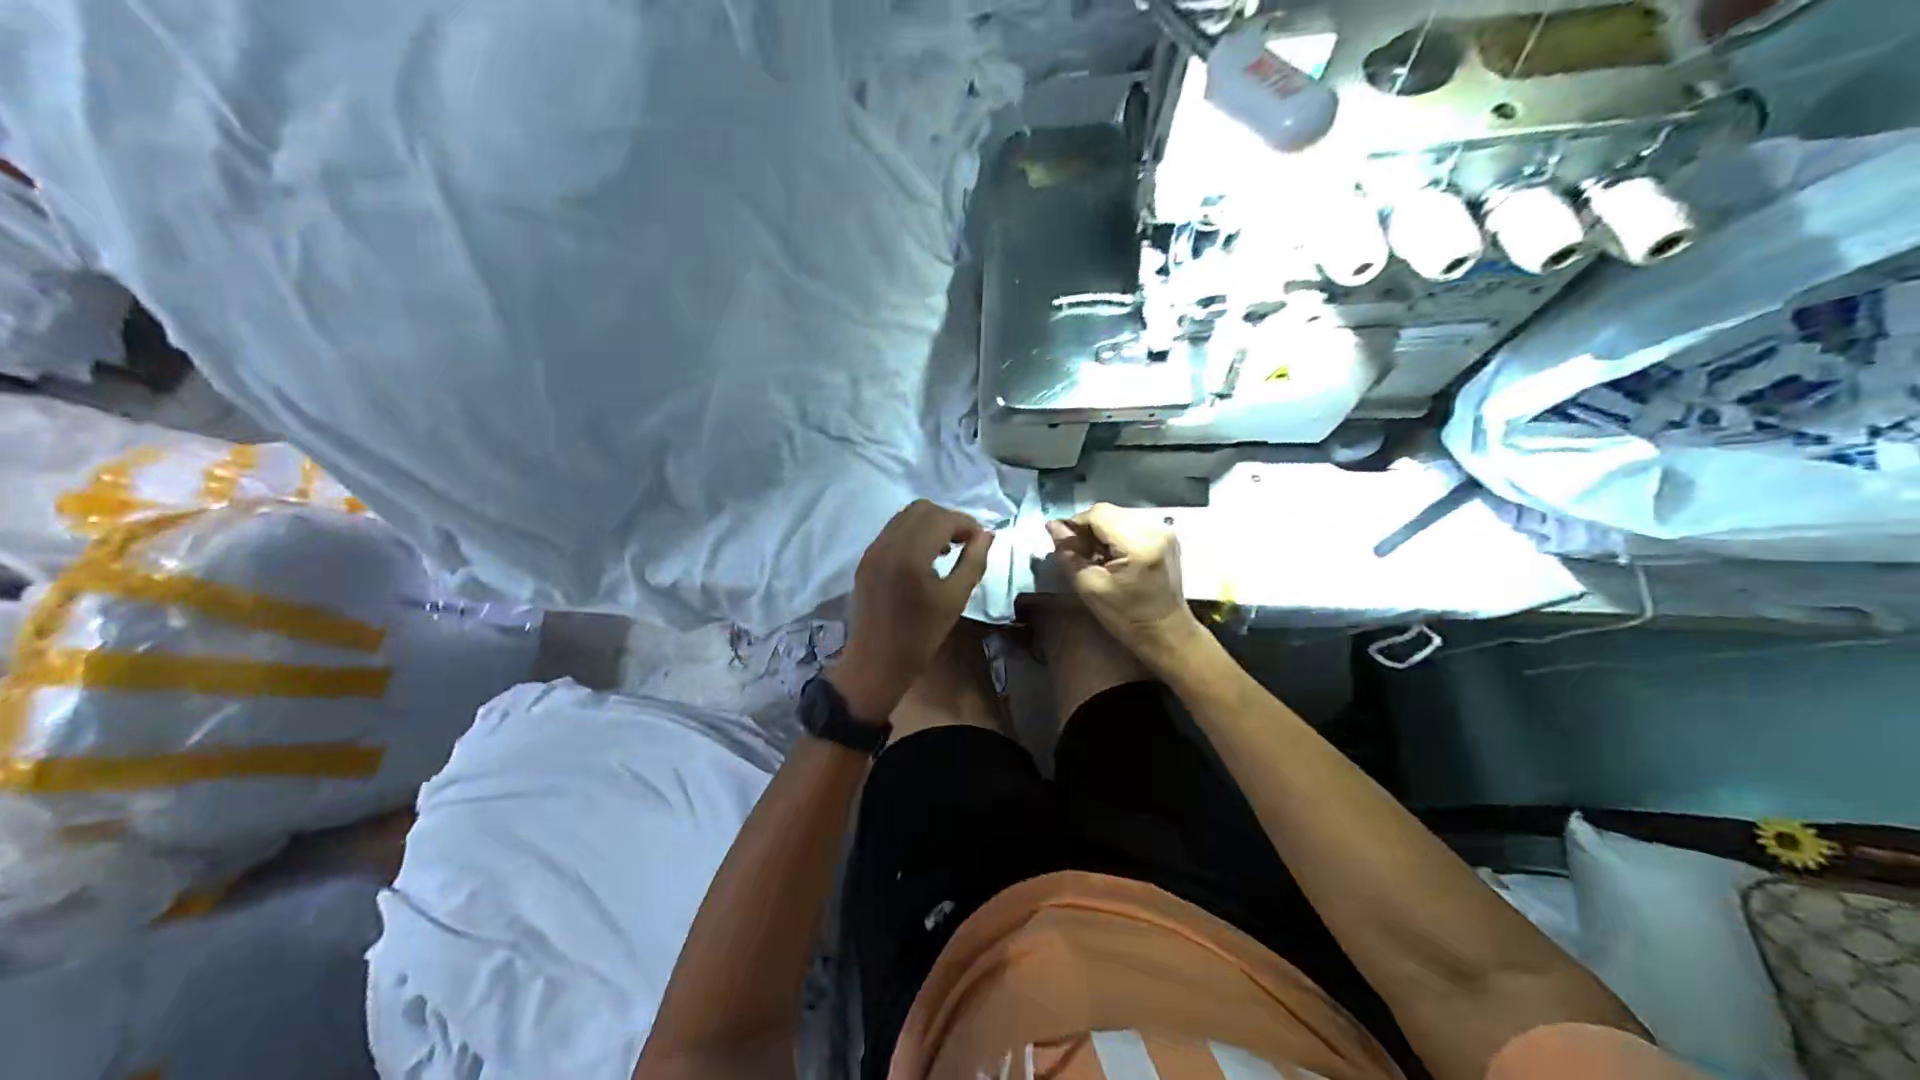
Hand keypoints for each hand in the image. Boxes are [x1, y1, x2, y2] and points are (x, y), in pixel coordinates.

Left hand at [828, 500, 993, 723]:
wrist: (876, 664)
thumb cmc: (920, 636)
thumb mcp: (955, 599)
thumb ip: (973, 562)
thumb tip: (986, 535)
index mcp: (909, 554)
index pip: (942, 518)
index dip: (966, 523)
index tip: (981, 540)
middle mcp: (887, 544)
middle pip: (922, 509)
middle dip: (948, 519)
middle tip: (965, 543)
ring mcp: (872, 551)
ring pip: (904, 517)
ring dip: (929, 524)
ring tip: (947, 550)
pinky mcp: (866, 560)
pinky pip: (892, 532)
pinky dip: (912, 534)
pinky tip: (924, 559)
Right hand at [1046, 503, 1204, 664]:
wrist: (1166, 632)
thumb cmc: (1126, 617)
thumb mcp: (1089, 587)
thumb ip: (1069, 554)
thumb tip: (1052, 526)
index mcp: (1138, 543)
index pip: (1098, 514)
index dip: (1075, 524)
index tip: (1064, 543)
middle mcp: (1155, 529)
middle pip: (1109, 512)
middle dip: (1088, 528)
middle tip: (1078, 553)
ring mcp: (1164, 530)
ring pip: (1119, 516)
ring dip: (1101, 532)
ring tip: (1096, 556)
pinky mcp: (1166, 536)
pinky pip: (1131, 524)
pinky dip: (1116, 535)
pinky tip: (1112, 556)